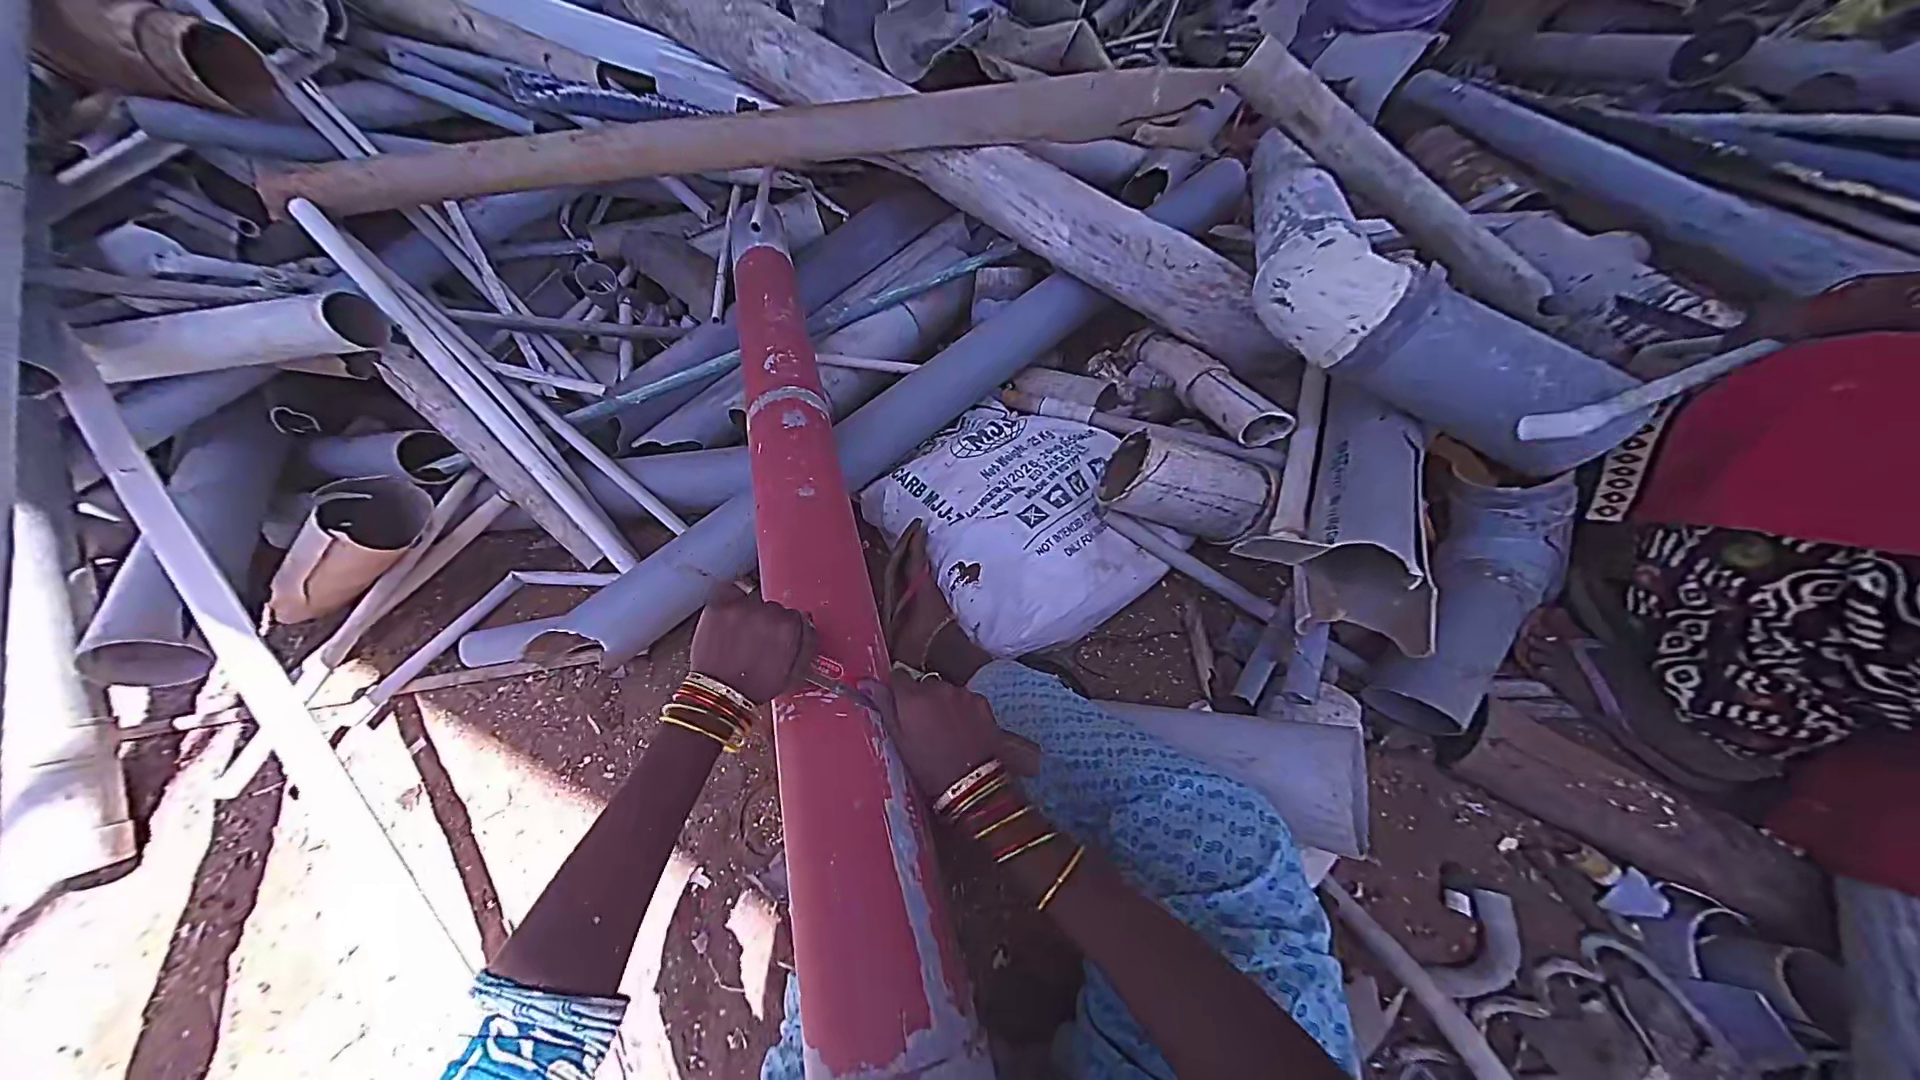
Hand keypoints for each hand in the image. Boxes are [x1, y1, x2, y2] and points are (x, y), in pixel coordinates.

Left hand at [688, 591, 814, 704]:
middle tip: (757, 639)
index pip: (794, 616)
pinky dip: (730, 599)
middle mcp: (768, 612)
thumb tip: (806, 626)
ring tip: (741, 632)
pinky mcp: (719, 606)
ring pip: (752, 599)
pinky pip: (729, 591)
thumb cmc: (753, 687)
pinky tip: (730, 615)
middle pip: (773, 608)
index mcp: (790, 626)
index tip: (777, 637)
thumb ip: (805, 644)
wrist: (719, 693)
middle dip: (767, 622)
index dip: (785, 629)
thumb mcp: (793, 671)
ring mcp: (742, 607)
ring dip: (749, 613)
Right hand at [865, 671, 1007, 798]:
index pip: (897, 676)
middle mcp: (937, 687)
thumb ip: (884, 706)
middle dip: (922, 698)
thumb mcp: (898, 741)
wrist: (973, 784)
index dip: (897, 689)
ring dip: (943, 702)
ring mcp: (962, 693)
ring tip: (946, 730)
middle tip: (923, 724)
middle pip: (924, 684)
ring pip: (946, 690)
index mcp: (911, 697)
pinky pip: (967, 698)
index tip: (900, 704)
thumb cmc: (929, 768)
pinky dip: (964, 708)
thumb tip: (866, 683)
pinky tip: (965, 729)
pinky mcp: (981, 701)